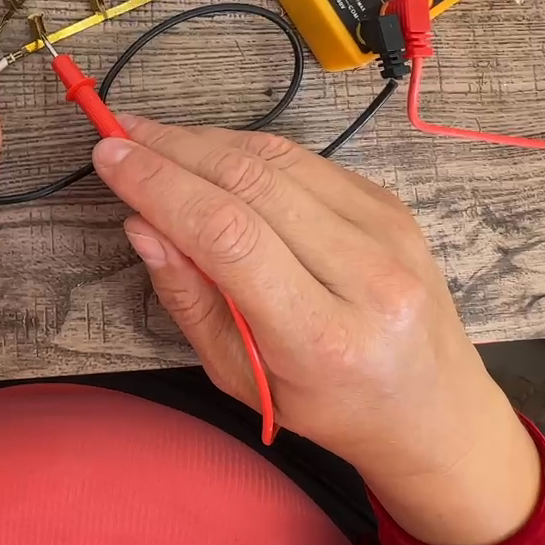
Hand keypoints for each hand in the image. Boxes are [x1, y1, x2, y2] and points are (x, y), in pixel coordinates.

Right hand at [91, 116, 540, 544]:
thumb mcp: (238, 376)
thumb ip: (187, 296)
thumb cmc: (325, 406)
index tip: (109, 156)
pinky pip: (300, 157)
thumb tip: (142, 223)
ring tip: (151, 137)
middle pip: (250, 182)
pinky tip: (205, 150)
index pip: (229, 235)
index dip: (160, 185)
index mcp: (322, 336)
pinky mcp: (389, 202)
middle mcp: (365, 274)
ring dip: (201, 139)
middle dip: (172, 148)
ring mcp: (387, 230)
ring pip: (274, 157)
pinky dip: (241, 146)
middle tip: (119, 134)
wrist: (436, 410)